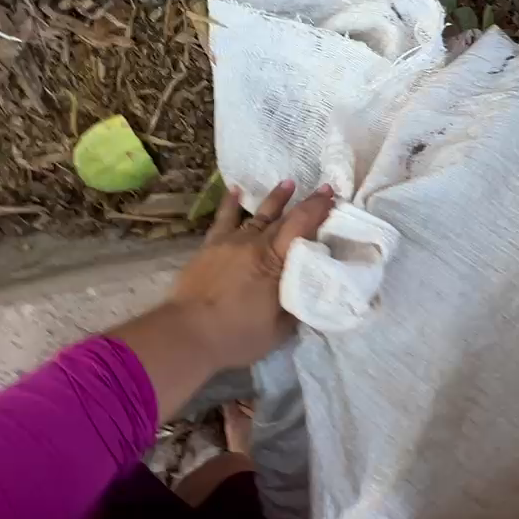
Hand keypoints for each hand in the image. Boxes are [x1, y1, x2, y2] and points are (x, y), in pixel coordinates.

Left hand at [172, 180, 335, 367]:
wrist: (187, 333)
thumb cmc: (237, 335)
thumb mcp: (279, 330)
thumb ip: (296, 306)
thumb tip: (309, 289)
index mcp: (276, 262)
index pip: (300, 225)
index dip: (317, 208)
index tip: (330, 194)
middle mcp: (255, 244)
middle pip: (284, 217)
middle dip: (305, 202)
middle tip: (321, 188)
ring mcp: (231, 242)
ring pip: (258, 214)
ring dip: (276, 199)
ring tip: (288, 183)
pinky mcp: (210, 246)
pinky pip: (224, 219)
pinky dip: (231, 203)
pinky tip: (236, 190)